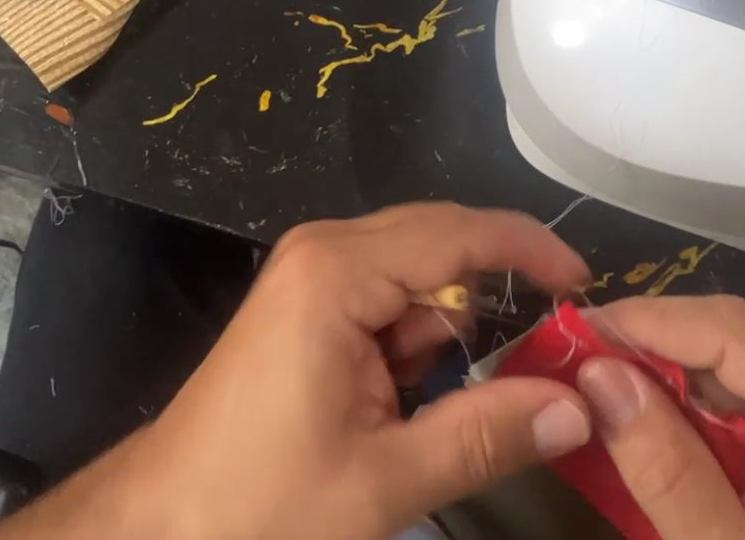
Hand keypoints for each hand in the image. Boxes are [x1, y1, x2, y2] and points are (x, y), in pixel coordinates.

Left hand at [0, 203, 597, 539]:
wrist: (160, 522)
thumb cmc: (260, 502)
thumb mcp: (384, 481)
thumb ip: (486, 436)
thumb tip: (577, 408)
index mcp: (341, 271)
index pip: (458, 233)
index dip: (529, 249)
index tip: (584, 282)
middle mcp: (328, 249)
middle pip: (439, 239)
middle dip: (500, 283)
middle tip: (560, 337)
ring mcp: (314, 271)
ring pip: (417, 270)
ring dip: (458, 320)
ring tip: (497, 381)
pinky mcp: (310, 300)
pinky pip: (388, 295)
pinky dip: (421, 333)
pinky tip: (426, 387)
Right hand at [576, 296, 744, 539]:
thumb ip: (666, 470)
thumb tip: (596, 372)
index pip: (730, 329)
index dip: (644, 321)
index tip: (567, 336)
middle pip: (727, 341)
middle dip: (644, 354)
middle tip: (566, 374)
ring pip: (728, 367)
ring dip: (660, 385)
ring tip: (593, 405)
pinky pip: (744, 401)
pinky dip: (689, 416)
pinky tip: (646, 436)